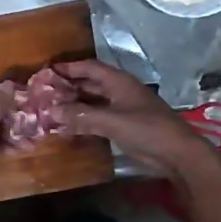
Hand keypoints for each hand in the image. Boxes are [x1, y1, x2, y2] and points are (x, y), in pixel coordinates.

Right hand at [57, 59, 217, 177]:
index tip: (47, 71)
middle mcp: (119, 92)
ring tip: (51, 109)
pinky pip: (98, 119)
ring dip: (74, 106)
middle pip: (90, 84)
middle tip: (44, 93)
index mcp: (119, 82)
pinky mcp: (124, 127)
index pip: (90, 68)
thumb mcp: (112, 121)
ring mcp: (123, 110)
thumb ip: (82, 116)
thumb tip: (52, 111)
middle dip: (68, 87)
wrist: (176, 153)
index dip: (69, 68)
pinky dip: (83, 121)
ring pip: (93, 103)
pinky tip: (69, 127)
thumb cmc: (147, 130)